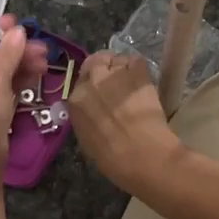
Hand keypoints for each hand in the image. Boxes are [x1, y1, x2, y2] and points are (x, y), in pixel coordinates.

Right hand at [69, 53, 184, 192]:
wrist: (143, 155)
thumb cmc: (114, 159)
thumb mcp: (87, 141)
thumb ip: (85, 120)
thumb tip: (91, 113)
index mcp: (75, 102)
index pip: (79, 84)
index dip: (90, 87)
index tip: (100, 94)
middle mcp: (91, 82)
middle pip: (93, 64)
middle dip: (101, 70)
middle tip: (113, 83)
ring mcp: (114, 74)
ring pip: (113, 58)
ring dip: (119, 67)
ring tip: (129, 80)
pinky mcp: (137, 72)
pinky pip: (134, 60)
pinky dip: (137, 68)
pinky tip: (140, 81)